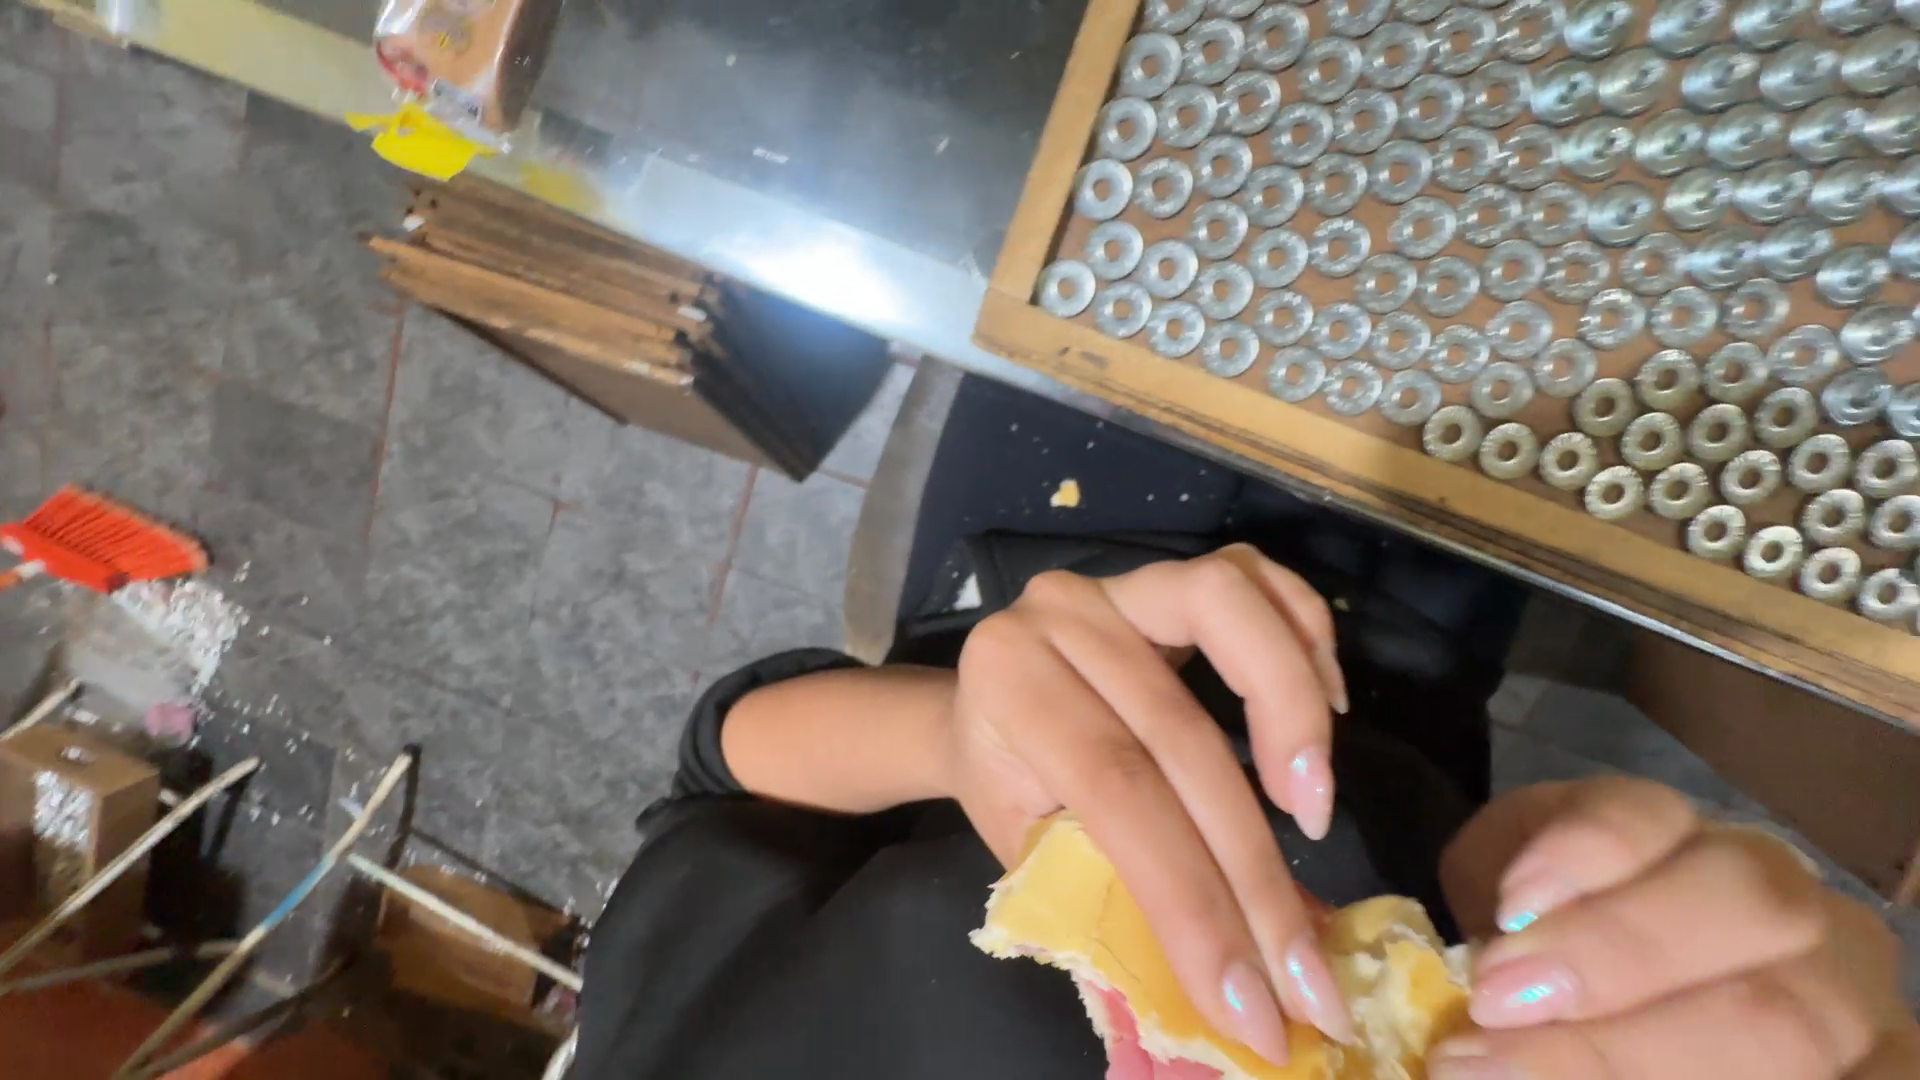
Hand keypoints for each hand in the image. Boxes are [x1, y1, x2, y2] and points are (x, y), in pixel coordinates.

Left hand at [945, 545, 1351, 1064]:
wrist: (983, 712)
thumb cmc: (1006, 783)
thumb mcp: (1032, 844)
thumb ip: (1114, 897)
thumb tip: (1235, 991)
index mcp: (1009, 680)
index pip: (1115, 788)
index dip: (1192, 899)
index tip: (1257, 1005)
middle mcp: (1058, 612)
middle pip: (1179, 729)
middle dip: (1253, 863)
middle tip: (1307, 970)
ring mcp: (1114, 581)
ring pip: (1225, 609)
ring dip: (1292, 710)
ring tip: (1314, 809)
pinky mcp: (1162, 574)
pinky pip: (1251, 575)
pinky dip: (1303, 635)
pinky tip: (1328, 705)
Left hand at [1434, 777, 1918, 1078]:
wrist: (1597, 958)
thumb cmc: (1537, 911)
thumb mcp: (1498, 887)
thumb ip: (1500, 916)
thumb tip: (1491, 990)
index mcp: (1660, 820)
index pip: (1636, 815)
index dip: (1577, 859)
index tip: (1505, 913)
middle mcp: (1774, 885)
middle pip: (1739, 910)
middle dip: (1608, 966)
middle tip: (1496, 1008)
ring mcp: (1847, 979)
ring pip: (1789, 1020)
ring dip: (1644, 1054)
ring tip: (1522, 1072)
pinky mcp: (1883, 1062)